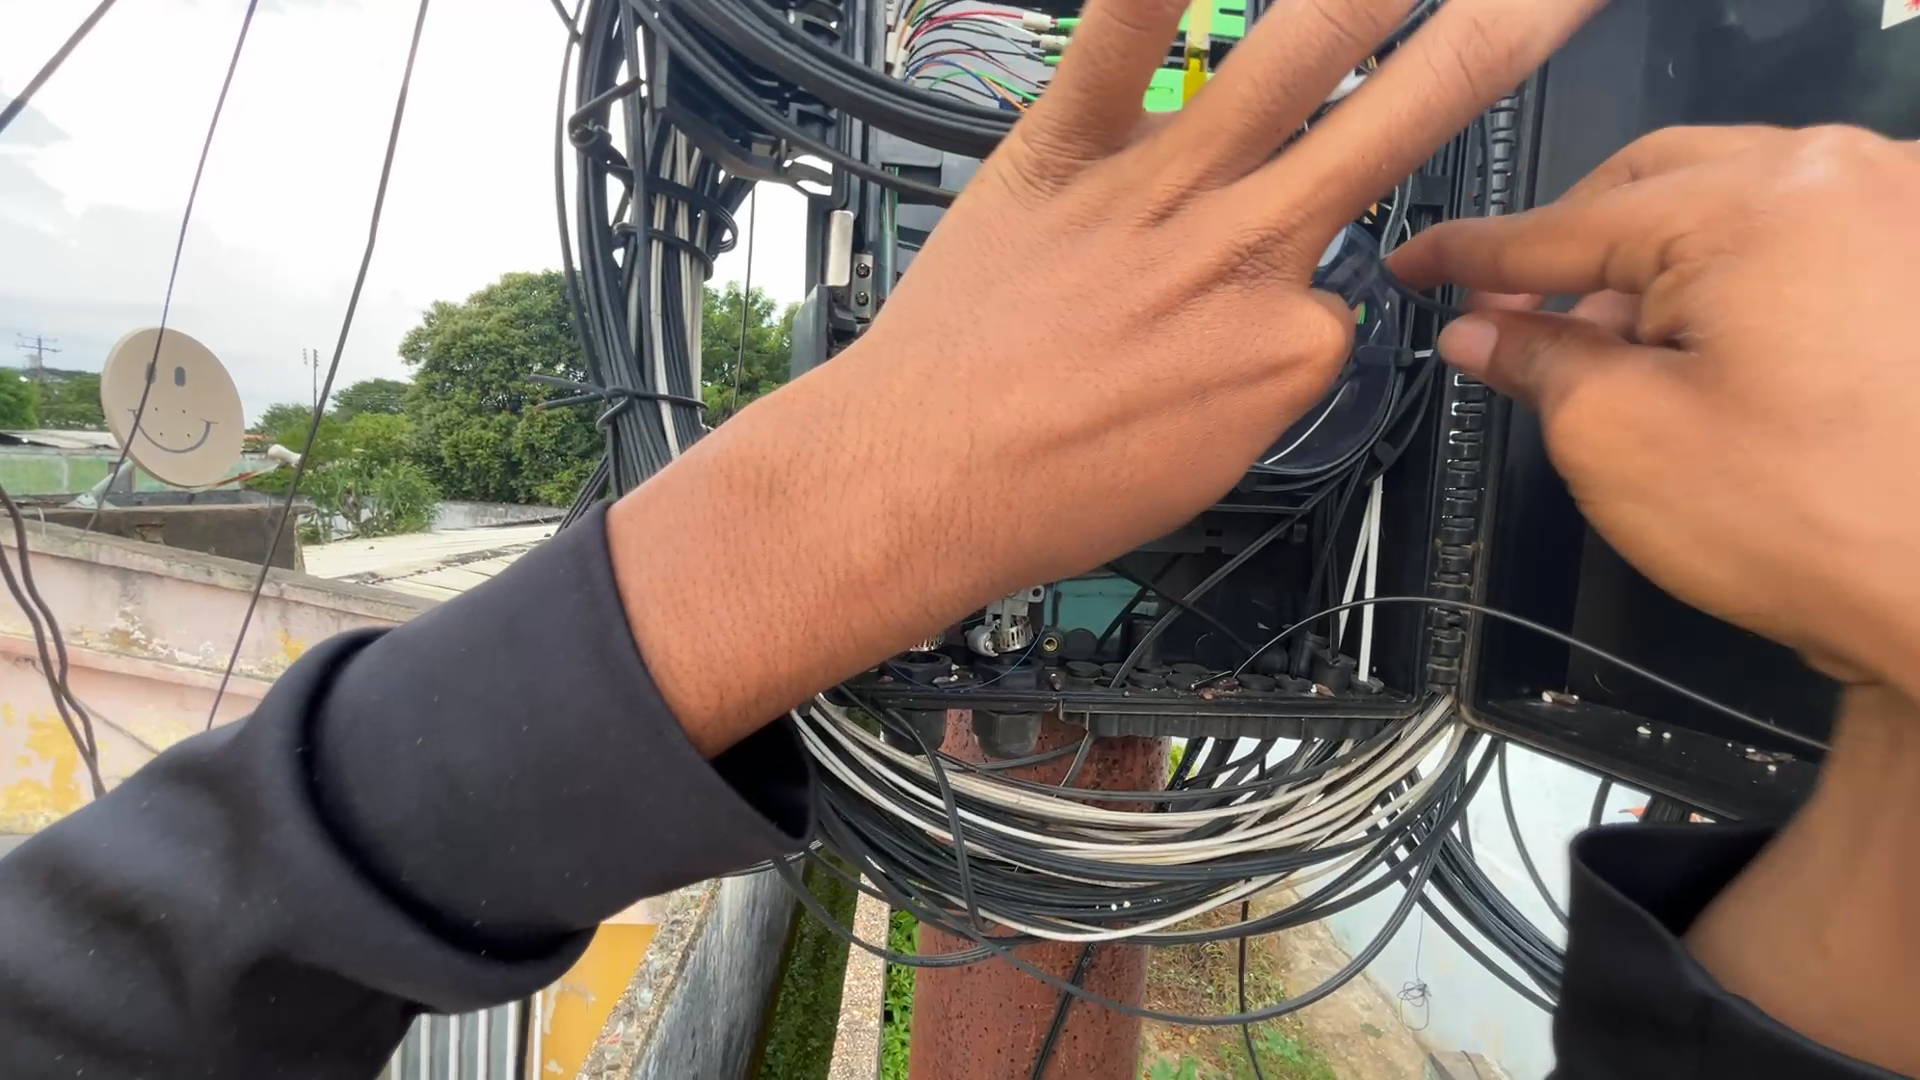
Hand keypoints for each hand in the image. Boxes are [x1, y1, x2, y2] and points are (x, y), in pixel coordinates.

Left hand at [613, 0, 1604, 754]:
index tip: (1261, 318)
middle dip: (1494, 36)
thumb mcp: (1185, 480)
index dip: (1299, 307)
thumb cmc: (1039, 500)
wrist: (925, 487)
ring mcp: (1155, 195)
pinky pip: (1120, 38)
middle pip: (1397, 123)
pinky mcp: (1061, 158)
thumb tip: (1249, 357)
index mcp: (1281, 352)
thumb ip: (1240, 399)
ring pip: (1293, 55)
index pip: (1334, 295)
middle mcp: (1239, 256)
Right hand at [1392, 126, 1919, 701]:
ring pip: (1716, 205)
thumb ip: (1530, 358)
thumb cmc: (1786, 512)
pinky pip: (1781, 237)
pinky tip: (1670, 346)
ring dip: (1626, 266)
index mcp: (1756, 209)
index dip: (1465, 252)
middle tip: (1496, 313)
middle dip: (1556, 246)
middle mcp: (1851, 179)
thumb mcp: (1608, 429)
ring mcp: (1910, 216)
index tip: (1408, 263)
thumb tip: (1472, 330)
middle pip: (1646, 181)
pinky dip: (1700, 277)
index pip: (1560, 225)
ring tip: (1584, 346)